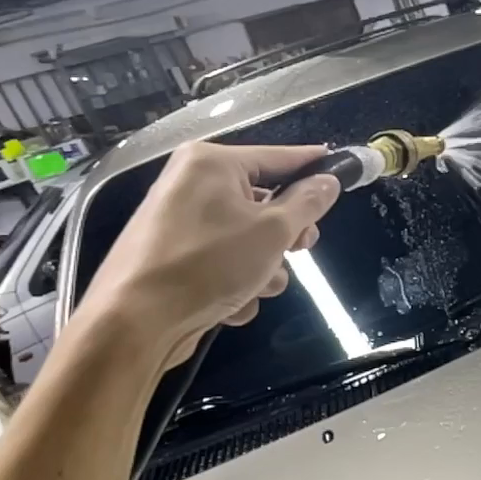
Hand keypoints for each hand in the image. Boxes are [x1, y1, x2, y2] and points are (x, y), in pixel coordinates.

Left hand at [77, 142, 340, 367]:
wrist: (135, 322)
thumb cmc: (208, 263)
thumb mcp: (274, 230)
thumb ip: (308, 202)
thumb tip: (328, 181)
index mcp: (212, 164)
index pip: (281, 156)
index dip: (316, 166)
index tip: (345, 170)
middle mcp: (193, 184)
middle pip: (268, 200)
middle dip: (287, 234)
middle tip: (299, 249)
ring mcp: (183, 221)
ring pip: (251, 237)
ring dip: (265, 266)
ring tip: (256, 286)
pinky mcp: (178, 256)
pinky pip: (227, 259)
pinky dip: (237, 280)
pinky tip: (231, 301)